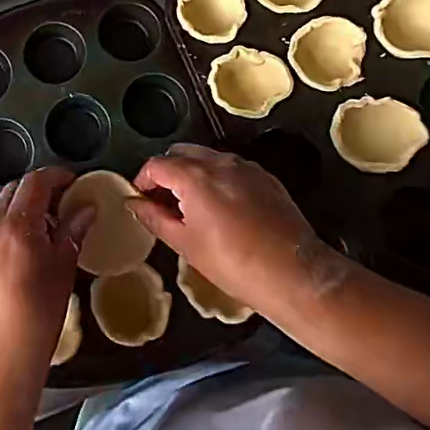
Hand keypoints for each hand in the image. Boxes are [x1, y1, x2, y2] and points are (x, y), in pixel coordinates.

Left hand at [0, 167, 91, 374]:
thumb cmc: (33, 321)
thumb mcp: (63, 271)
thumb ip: (72, 233)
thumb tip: (83, 212)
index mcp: (15, 225)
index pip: (35, 181)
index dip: (57, 176)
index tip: (71, 181)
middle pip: (14, 191)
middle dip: (39, 191)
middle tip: (64, 205)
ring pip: (0, 210)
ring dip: (23, 211)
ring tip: (48, 231)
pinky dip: (8, 230)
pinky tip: (26, 252)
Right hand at [127, 143, 352, 316]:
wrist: (295, 276)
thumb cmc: (232, 263)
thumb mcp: (183, 243)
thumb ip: (152, 217)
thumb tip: (134, 203)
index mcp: (194, 176)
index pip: (156, 165)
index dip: (142, 180)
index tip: (140, 199)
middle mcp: (220, 163)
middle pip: (180, 152)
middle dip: (166, 171)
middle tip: (161, 200)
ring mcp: (246, 168)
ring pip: (206, 157)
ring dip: (191, 172)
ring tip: (189, 204)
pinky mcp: (266, 179)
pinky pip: (231, 168)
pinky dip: (216, 178)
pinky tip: (219, 207)